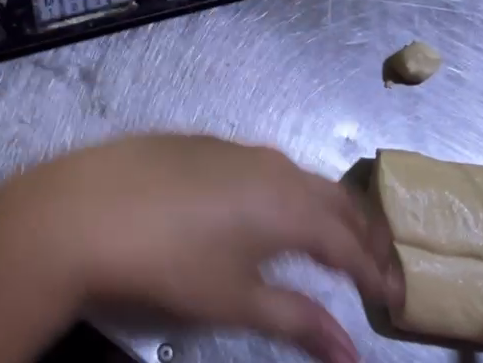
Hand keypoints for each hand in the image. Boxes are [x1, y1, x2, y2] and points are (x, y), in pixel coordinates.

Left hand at [0, 134, 403, 362]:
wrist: (86, 208)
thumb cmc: (168, 262)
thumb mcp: (235, 300)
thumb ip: (297, 320)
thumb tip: (350, 352)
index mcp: (288, 206)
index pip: (350, 243)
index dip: (377, 272)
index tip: (397, 298)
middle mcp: (270, 167)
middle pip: (333, 198)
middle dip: (361, 232)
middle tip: (376, 265)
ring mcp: (233, 148)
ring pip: (297, 175)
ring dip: (322, 206)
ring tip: (330, 235)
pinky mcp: (200, 141)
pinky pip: (261, 163)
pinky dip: (284, 188)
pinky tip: (268, 206)